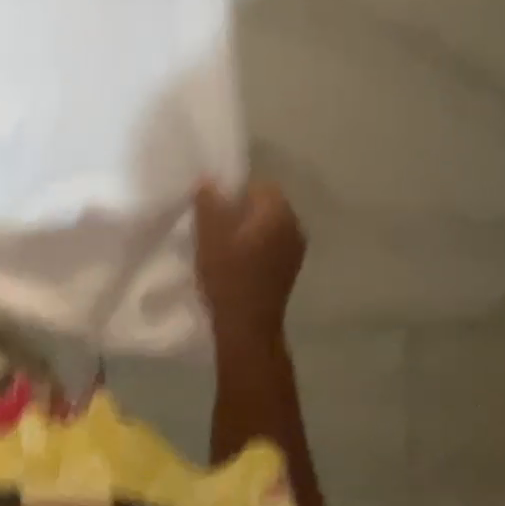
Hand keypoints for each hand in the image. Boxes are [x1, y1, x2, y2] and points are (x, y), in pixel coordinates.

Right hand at [193, 179, 305, 345]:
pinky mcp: (290, 268)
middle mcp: (294, 226)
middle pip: (266, 205)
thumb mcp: (208, 235)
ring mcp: (295, 249)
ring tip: (222, 242)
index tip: (213, 204)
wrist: (248, 324)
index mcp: (278, 213)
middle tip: (213, 222)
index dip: (235, 190)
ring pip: (269, 225)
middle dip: (241, 208)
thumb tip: (209, 180)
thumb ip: (209, 203)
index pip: (260, 185)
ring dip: (248, 228)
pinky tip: (236, 260)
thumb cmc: (227, 275)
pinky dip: (255, 245)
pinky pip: (272, 243)